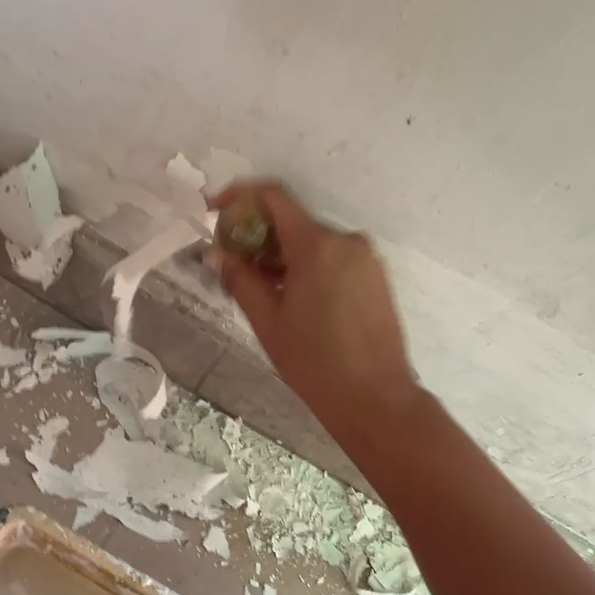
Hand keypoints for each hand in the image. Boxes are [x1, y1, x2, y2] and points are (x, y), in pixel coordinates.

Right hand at [209, 181, 420, 434]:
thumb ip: (242, 280)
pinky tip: (296, 301)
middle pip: (294, 222)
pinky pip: (335, 260)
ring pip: (315, 243)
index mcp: (318, 245)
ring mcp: (367, 259)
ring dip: (285, 256)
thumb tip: (222, 254)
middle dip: (260, 236)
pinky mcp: (377, 278)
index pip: (274, 197)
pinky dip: (310, 268)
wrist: (376, 398)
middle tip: (235, 266)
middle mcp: (347, 241)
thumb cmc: (315, 363)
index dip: (240, 196)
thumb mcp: (268, 322)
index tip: (216, 210)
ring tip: (264, 291)